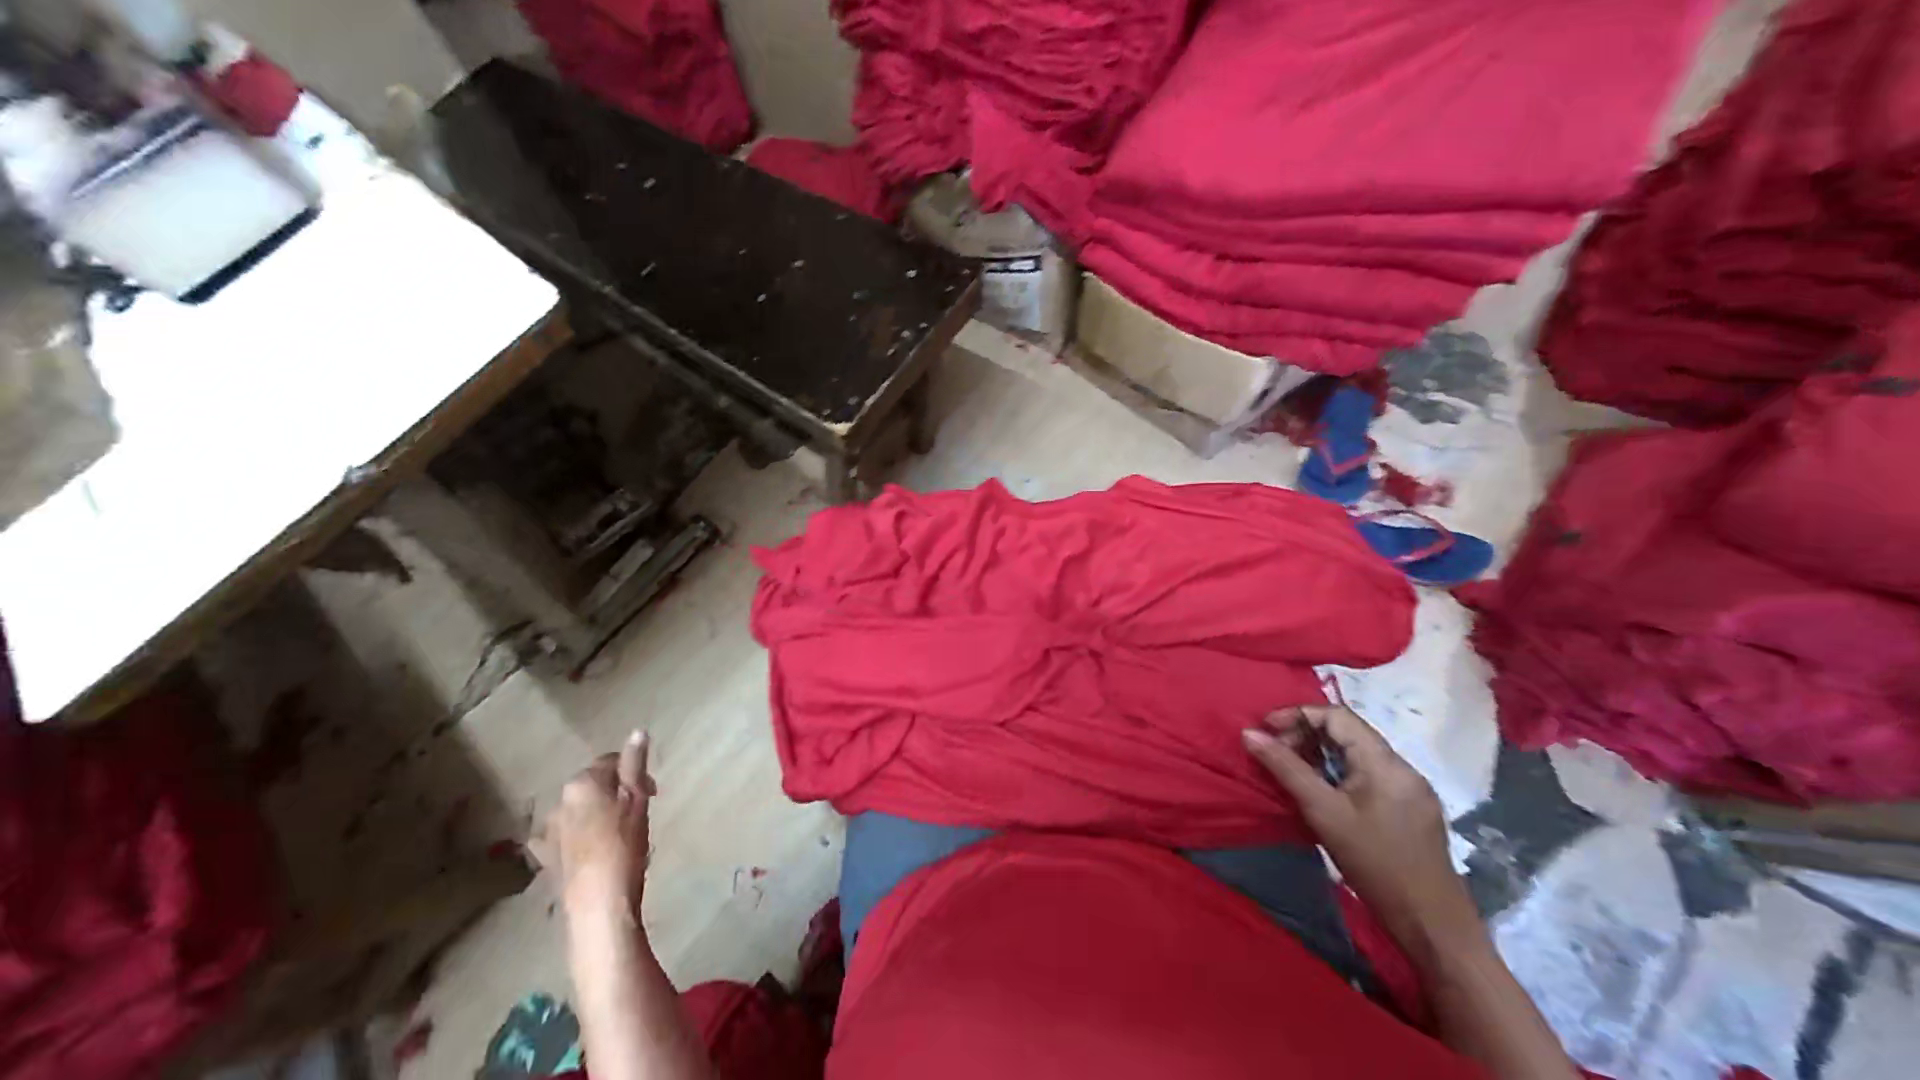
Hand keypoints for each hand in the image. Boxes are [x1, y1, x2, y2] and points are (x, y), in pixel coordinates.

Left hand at [535, 731, 656, 911]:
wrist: (599, 903)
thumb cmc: (625, 845)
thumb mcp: (638, 799)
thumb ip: (635, 765)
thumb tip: (638, 731)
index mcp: (582, 783)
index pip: (611, 761)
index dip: (635, 772)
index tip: (652, 791)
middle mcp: (559, 802)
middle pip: (593, 785)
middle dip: (615, 792)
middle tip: (639, 812)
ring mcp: (548, 832)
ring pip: (578, 810)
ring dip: (596, 814)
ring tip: (618, 834)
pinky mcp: (545, 858)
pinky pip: (563, 837)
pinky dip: (576, 837)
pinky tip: (589, 849)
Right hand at [1244, 705, 1478, 950]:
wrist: (1432, 922)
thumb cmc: (1374, 863)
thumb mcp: (1322, 811)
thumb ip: (1286, 768)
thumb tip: (1250, 734)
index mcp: (1385, 762)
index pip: (1338, 716)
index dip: (1298, 715)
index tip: (1266, 730)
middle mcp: (1402, 766)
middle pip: (1348, 733)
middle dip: (1306, 735)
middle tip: (1275, 754)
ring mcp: (1409, 788)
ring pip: (1357, 755)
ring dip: (1321, 756)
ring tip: (1292, 772)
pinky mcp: (1410, 808)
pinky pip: (1368, 775)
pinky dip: (1339, 774)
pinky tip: (1322, 794)